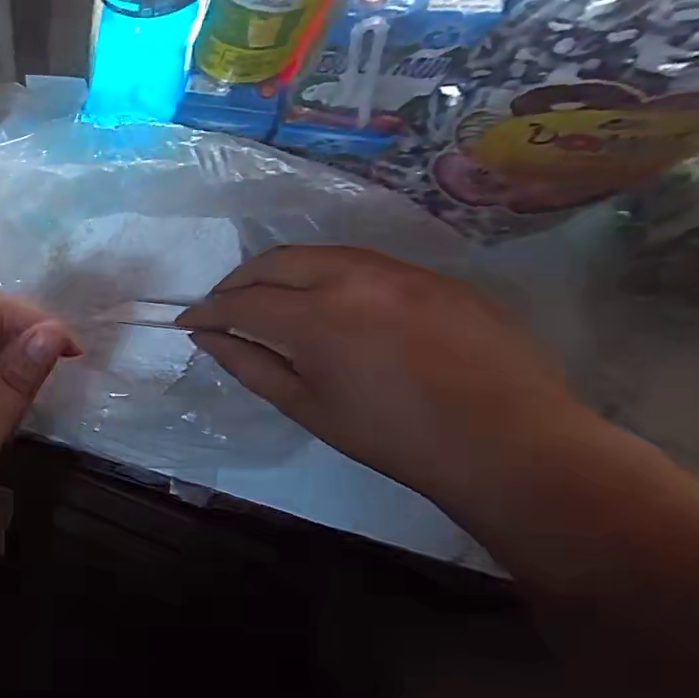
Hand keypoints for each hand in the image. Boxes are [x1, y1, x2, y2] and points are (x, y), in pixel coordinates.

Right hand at [176, 246, 600, 503]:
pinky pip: (364, 263)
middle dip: (238, 281)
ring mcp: (399, 271)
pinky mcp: (435, 276)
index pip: (242, 301)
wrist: (510, 445)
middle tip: (222, 307)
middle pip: (274, 261)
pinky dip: (329, 275)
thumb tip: (207, 339)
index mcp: (317, 317)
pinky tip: (333, 304)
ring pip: (319, 253)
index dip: (208, 311)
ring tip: (271, 299)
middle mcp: (353, 277)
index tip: (188, 322)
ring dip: (282, 271)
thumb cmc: (393, 436)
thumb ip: (249, 364)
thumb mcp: (307, 406)